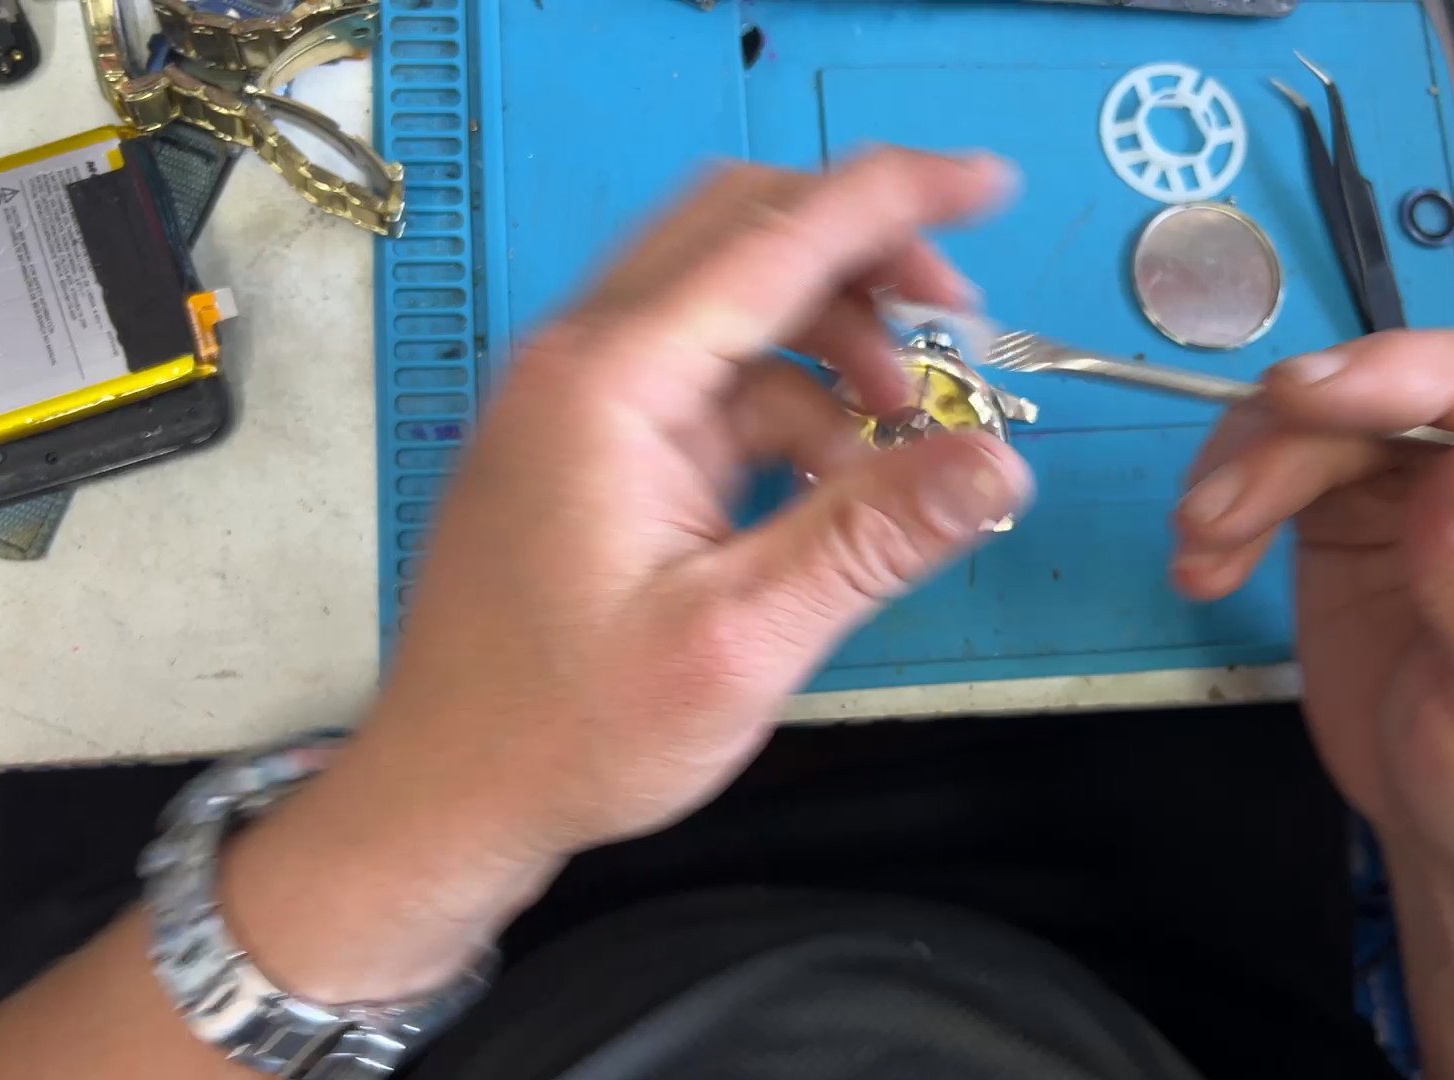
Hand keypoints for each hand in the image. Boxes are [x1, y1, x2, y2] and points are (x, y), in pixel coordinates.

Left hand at [345, 147, 1028, 852]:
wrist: (451, 795)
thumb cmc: (575, 732)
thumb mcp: (743, 641)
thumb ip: (873, 540)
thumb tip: (1002, 466)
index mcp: (612, 381)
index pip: (774, 238)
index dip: (894, 198)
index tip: (991, 183)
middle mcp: (589, 360)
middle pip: (745, 239)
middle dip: (864, 264)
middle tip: (955, 329)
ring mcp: (592, 402)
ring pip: (737, 315)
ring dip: (833, 350)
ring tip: (901, 434)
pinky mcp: (605, 447)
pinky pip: (718, 388)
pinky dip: (792, 411)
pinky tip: (830, 484)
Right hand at [1171, 330, 1453, 879]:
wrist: (1452, 828)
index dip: (1410, 377)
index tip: (1300, 396)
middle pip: (1389, 405)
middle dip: (1285, 448)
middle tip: (1205, 517)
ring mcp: (1420, 487)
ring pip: (1313, 430)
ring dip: (1237, 480)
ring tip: (1197, 554)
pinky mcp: (1342, 515)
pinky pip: (1270, 477)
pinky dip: (1222, 514)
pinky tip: (1202, 569)